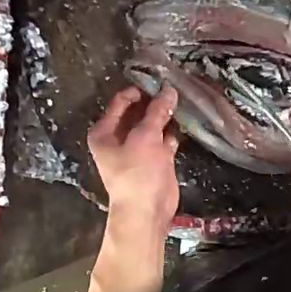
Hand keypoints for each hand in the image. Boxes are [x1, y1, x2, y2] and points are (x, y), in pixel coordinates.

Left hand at [89, 85, 179, 242]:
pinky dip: (173, 133)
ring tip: (182, 101)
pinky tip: (185, 122)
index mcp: (105, 132)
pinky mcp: (156, 161)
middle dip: (154, 102)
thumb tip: (169, 90)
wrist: (147, 211)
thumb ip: (157, 112)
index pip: (120, 102)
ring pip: (152, 126)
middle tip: (174, 88)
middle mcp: (118, 139)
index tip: (158, 80)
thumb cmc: (137, 172)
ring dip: (165, 116)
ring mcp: (138, 150)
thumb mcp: (145, 137)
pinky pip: (164, 140)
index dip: (138, 90)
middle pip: (137, 113)